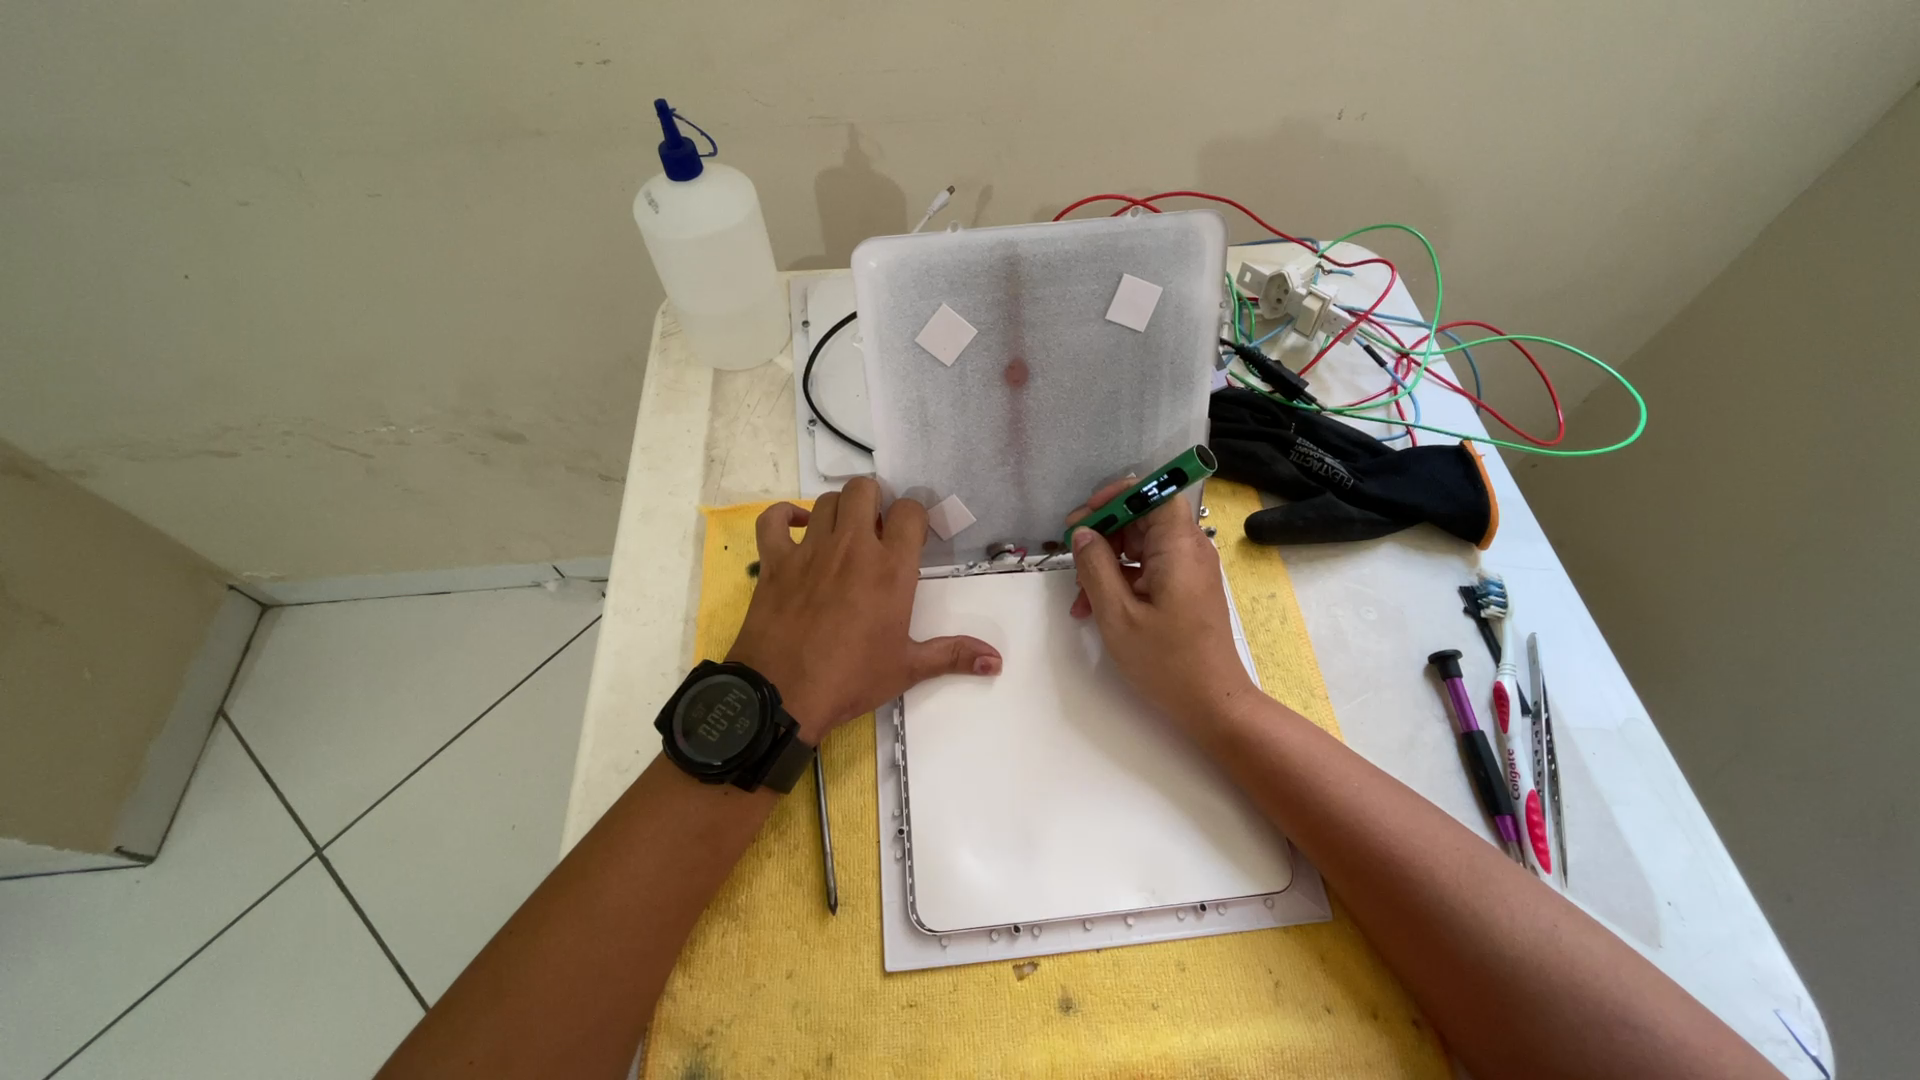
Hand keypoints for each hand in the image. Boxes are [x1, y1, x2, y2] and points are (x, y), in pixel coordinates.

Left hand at [726, 477, 1001, 742]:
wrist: (784, 695)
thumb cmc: (852, 679)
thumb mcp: (908, 668)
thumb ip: (953, 655)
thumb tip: (997, 660)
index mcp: (891, 568)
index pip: (910, 511)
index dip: (914, 517)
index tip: (912, 536)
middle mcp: (852, 548)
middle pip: (865, 490)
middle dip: (875, 500)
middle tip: (877, 527)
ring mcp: (809, 550)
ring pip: (826, 501)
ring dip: (839, 509)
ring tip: (844, 531)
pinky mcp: (774, 561)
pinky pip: (773, 520)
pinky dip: (784, 516)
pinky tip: (796, 526)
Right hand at [1066, 479, 1256, 726]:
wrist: (1212, 702)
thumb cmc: (1166, 660)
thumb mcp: (1117, 614)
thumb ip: (1095, 567)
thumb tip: (1082, 534)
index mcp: (1178, 547)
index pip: (1154, 493)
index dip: (1117, 497)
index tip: (1085, 519)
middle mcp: (1189, 549)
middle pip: (1142, 518)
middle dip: (1104, 534)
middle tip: (1071, 557)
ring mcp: (1188, 570)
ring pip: (1140, 545)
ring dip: (1106, 562)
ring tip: (1080, 597)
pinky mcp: (1185, 588)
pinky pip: (1148, 568)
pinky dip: (1121, 580)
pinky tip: (1095, 607)